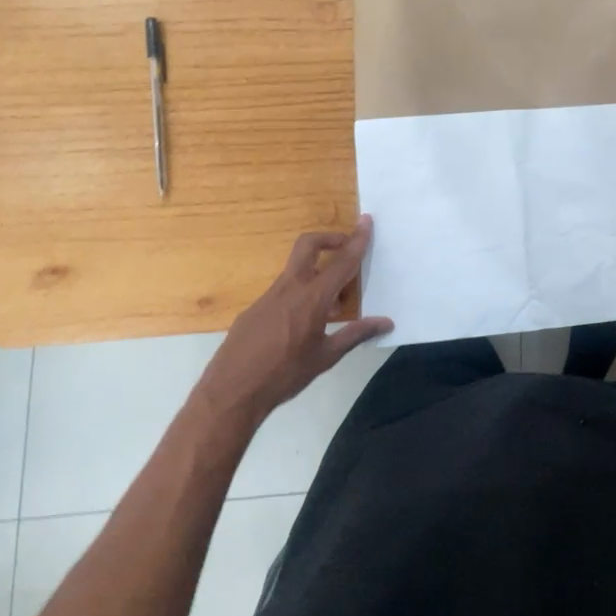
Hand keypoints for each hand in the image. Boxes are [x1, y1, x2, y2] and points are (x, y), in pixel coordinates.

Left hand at [195, 216, 392, 424]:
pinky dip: (300, 296)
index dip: (357, 241)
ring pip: (296, 272)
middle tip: (346, 248)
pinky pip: (282, 293)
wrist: (229, 394)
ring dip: (317, 276)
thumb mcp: (326, 357)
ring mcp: (266, 298)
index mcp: (311, 299)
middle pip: (307, 246)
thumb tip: (386, 322)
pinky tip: (302, 327)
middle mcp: (288, 289)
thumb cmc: (284, 375)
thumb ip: (356, 334)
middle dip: (329, 238)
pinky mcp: (252, 311)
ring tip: (332, 308)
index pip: (341, 262)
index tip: (366, 221)